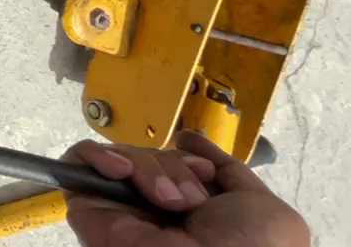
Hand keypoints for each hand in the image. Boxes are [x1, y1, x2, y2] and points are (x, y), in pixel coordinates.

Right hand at [63, 131, 309, 246]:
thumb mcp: (268, 211)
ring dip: (146, 167)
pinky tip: (119, 171)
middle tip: (186, 200)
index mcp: (193, 212)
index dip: (190, 161)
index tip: (203, 174)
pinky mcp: (84, 201)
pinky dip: (99, 155)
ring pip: (120, 154)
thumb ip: (232, 171)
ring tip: (164, 200)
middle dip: (171, 166)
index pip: (176, 163)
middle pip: (148, 154)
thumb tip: (188, 138)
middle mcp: (153, 206)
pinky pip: (82, 158)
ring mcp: (117, 204)